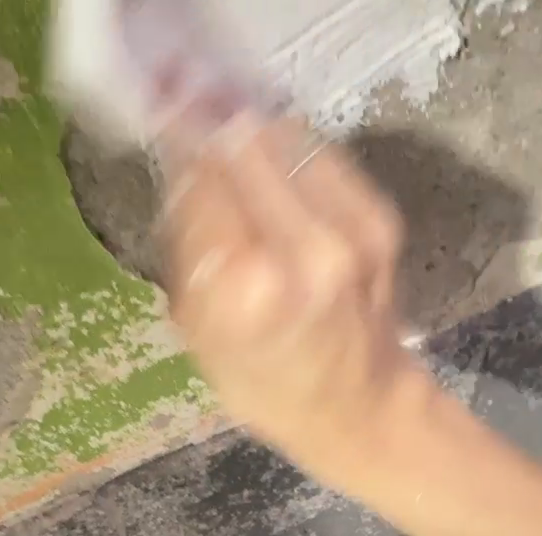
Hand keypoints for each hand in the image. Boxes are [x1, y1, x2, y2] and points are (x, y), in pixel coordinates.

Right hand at [162, 117, 434, 487]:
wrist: (361, 408)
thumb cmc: (269, 389)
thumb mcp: (201, 338)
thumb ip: (188, 252)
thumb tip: (183, 175)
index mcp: (245, 289)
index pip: (199, 180)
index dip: (177, 150)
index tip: (163, 133)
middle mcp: (301, 248)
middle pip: (240, 144)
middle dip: (209, 129)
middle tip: (189, 121)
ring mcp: (348, 229)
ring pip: (281, 137)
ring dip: (249, 137)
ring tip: (233, 153)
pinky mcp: (379, 218)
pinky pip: (319, 156)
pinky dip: (289, 154)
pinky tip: (277, 176)